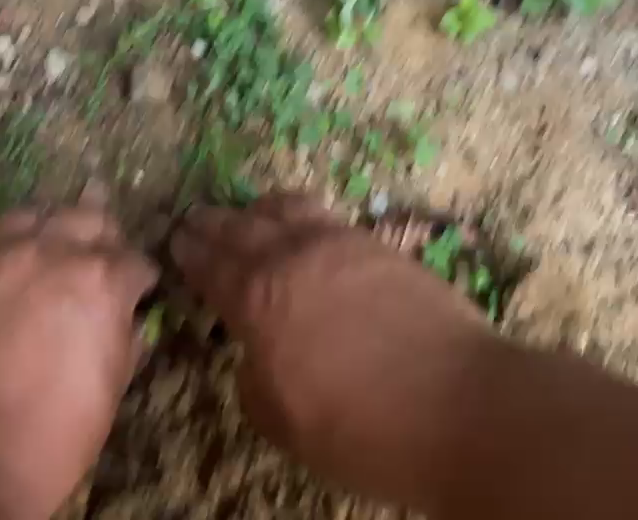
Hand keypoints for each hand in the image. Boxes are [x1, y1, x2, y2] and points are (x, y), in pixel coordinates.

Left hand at [0, 202, 158, 518]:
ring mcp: (8, 251)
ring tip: (59, 252)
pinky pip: (4, 230)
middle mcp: (59, 251)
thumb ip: (125, 344)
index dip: (142, 280)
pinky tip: (20, 261)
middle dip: (105, 241)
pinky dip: (21, 238)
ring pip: (47, 214)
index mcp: (103, 284)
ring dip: (61, 229)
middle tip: (102, 266)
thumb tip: (131, 323)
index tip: (140, 292)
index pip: (136, 262)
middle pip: (93, 219)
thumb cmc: (46, 440)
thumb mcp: (107, 396)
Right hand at [171, 195, 497, 512]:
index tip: (176, 242)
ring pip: (281, 208)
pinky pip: (323, 212)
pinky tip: (300, 219)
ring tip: (245, 211)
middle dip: (211, 223)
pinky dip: (297, 209)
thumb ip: (253, 382)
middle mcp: (288, 258)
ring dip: (254, 208)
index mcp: (256, 301)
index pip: (210, 267)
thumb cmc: (364, 429)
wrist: (461, 403)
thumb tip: (253, 356)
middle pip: (238, 228)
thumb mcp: (285, 424)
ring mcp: (335, 243)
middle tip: (194, 218)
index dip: (189, 254)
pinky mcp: (375, 242)